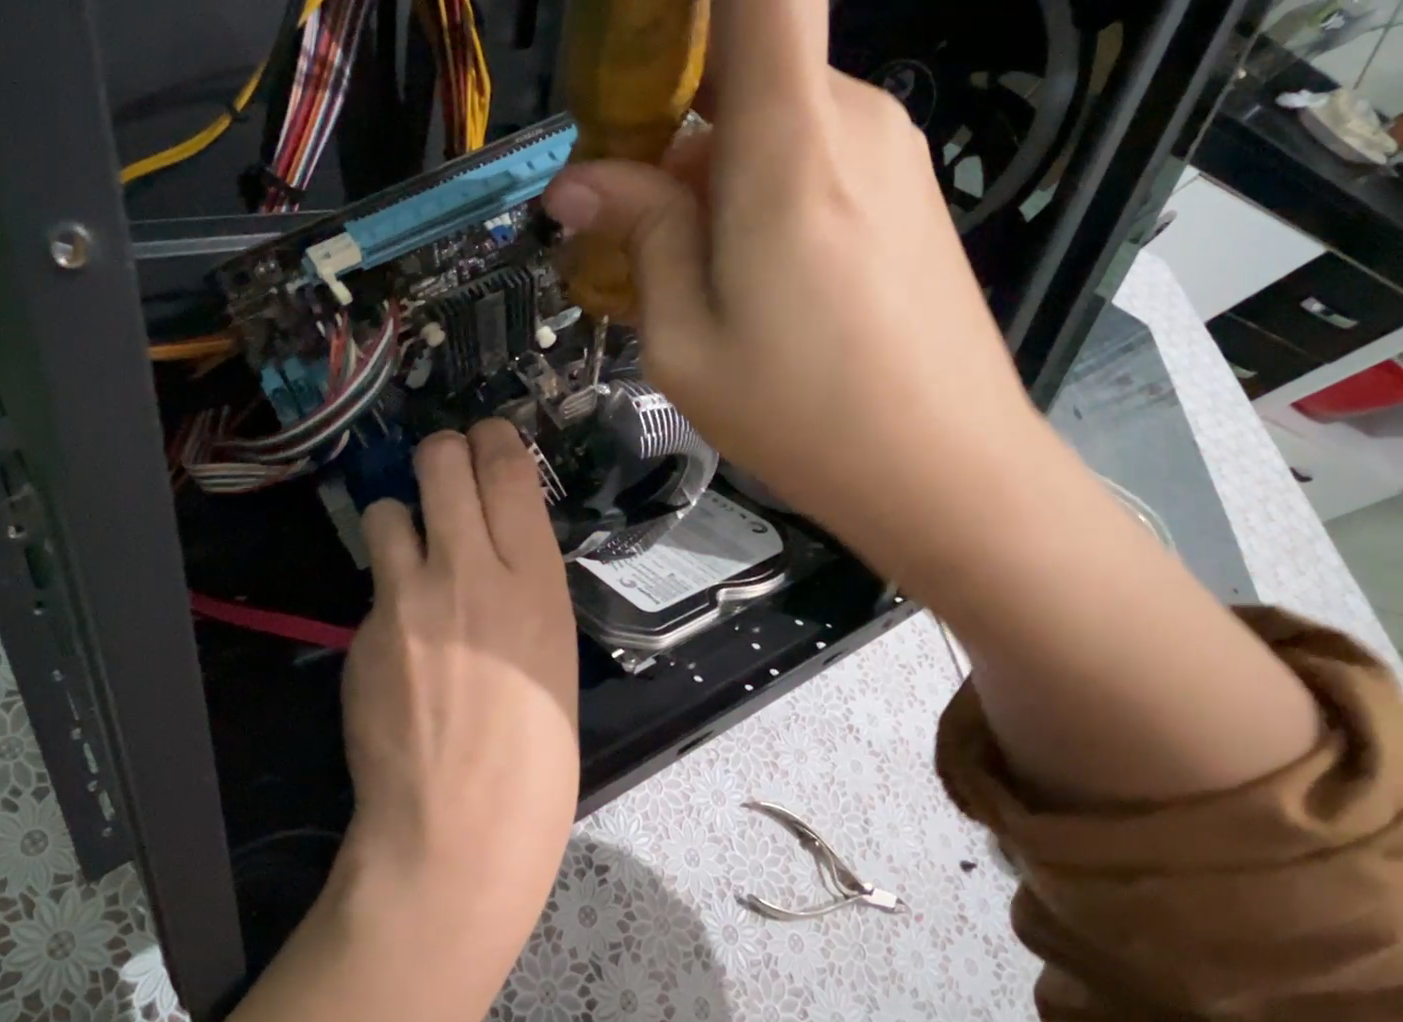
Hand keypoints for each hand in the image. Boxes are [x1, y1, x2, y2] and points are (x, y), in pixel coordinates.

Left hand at [342, 419, 579, 930]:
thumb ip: (523, 594)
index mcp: (535, 583)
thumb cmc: (535, 763)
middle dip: (439, 452)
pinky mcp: (361, 631)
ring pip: (388, 508)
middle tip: (442, 470)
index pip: (506, 469)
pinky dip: (386, 597)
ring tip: (411, 558)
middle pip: (440, 461)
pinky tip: (398, 646)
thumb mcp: (553, 659)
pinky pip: (372, 586)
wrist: (456, 829)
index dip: (492, 439)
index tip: (486, 437)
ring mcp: (406, 599)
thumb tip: (495, 557)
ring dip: (401, 521)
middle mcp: (469, 572)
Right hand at [541, 0, 1317, 806]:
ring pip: (773, 116)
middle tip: (621, 216)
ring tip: (686, 270)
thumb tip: (578, 180)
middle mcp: (851, 117)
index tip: (641, 48)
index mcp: (788, 142)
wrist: (946, 471)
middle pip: (743, 66)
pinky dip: (758, 190)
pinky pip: (812, 153)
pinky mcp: (907, 189)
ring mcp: (889, 151)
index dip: (695, 3)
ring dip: (712, 169)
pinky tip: (749, 280)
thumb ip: (640, 235)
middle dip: (671, 122)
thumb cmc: (801, 414)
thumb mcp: (684, 341)